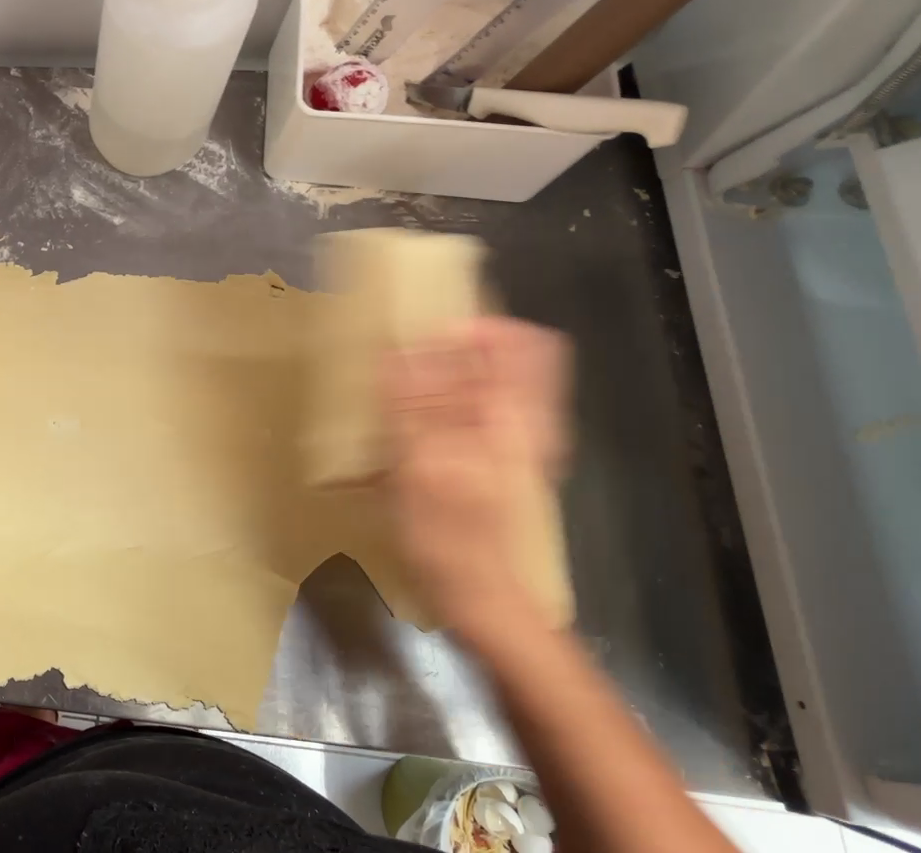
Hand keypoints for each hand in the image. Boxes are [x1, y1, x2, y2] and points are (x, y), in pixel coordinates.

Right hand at [382, 316, 570, 641]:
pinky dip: (440, 399)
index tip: (423, 319)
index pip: (521, 343)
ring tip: (397, 376)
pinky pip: (472, 409)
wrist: (483, 601)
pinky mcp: (494, 462)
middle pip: (505, 356)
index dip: (477, 321)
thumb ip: (419, 407)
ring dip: (443, 367)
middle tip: (403, 343)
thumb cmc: (452, 540)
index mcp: (515, 419)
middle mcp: (523, 422)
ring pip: (488, 380)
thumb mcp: (426, 471)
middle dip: (454, 339)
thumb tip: (408, 346)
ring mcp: (513, 443)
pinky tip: (407, 417)